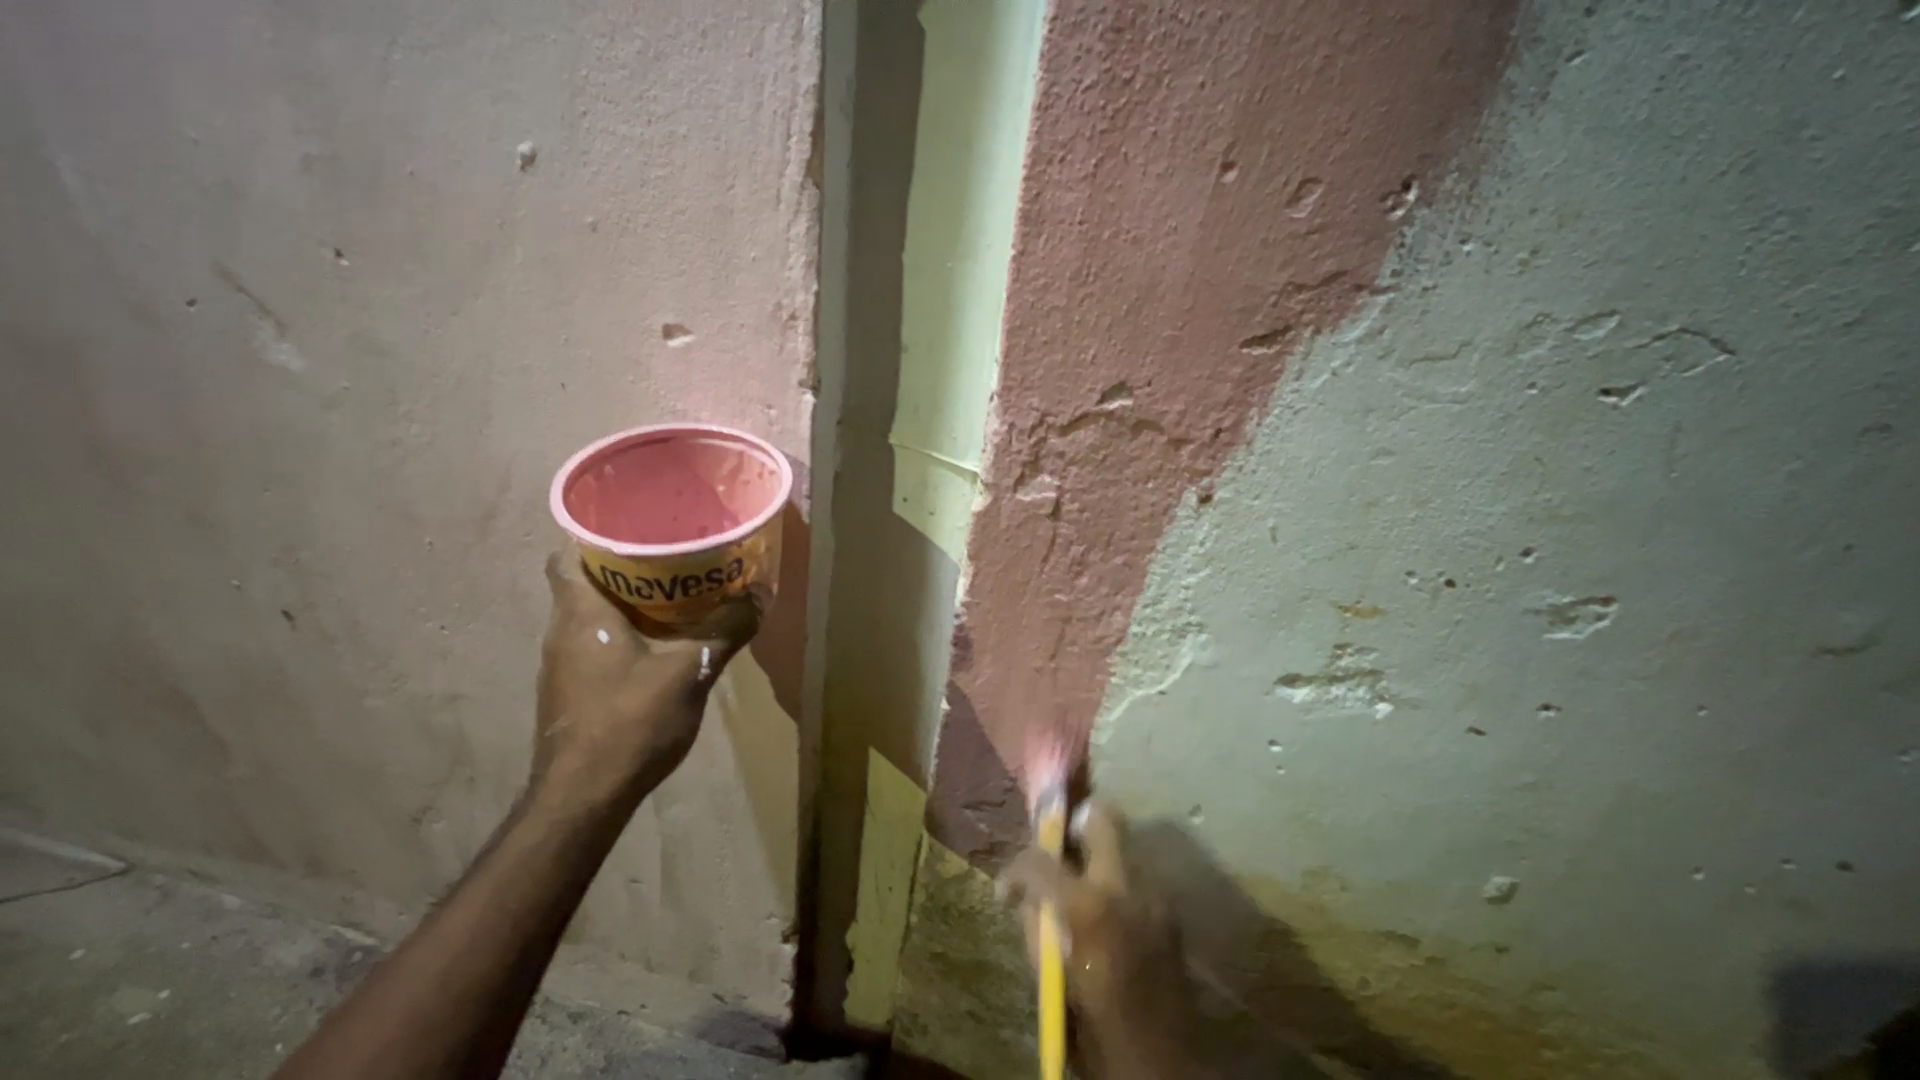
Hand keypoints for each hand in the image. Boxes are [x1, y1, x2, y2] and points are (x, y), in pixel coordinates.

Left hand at [531, 548, 760, 811]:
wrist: (583, 798)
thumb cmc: (629, 722)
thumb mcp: (689, 672)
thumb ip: (725, 631)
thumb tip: (759, 596)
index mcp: (580, 613)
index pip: (567, 553)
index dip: (595, 534)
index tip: (636, 528)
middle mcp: (561, 632)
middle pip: (584, 582)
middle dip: (625, 568)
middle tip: (673, 559)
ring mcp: (562, 666)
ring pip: (590, 617)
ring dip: (626, 604)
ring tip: (674, 598)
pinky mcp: (570, 694)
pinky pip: (594, 646)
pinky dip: (623, 636)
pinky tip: (659, 649)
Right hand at [1001, 799, 1199, 1079]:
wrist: (1164, 1065)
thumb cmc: (1096, 1029)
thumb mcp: (1051, 980)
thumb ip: (1035, 928)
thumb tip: (1027, 899)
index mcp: (1089, 907)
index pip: (1040, 860)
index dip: (1016, 869)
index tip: (1007, 890)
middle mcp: (1127, 887)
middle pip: (1102, 818)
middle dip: (1074, 823)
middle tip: (1056, 847)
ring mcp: (1156, 895)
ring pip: (1123, 844)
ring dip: (1097, 854)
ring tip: (1079, 886)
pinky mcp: (1171, 911)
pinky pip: (1137, 876)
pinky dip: (1116, 881)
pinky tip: (1106, 913)